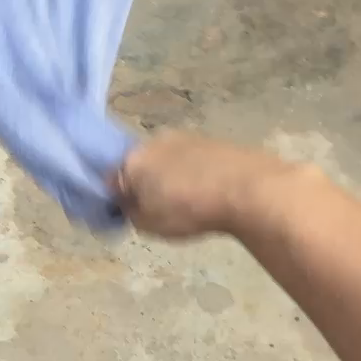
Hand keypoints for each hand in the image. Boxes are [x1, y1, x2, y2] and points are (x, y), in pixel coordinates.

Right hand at [114, 133, 311, 239]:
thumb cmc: (188, 209)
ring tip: (180, 202)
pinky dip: (190, 174)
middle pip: (138, 166)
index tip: (123, 214)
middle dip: (141, 184)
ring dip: (166, 179)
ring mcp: (188, 137)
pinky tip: (201, 192)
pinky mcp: (214, 140)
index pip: (110, 179)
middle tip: (152, 208)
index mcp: (132, 159)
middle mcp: (156, 141)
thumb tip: (126, 201)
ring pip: (165, 162)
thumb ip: (127, 210)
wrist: (251, 190)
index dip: (114, 199)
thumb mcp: (144, 223)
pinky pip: (190, 160)